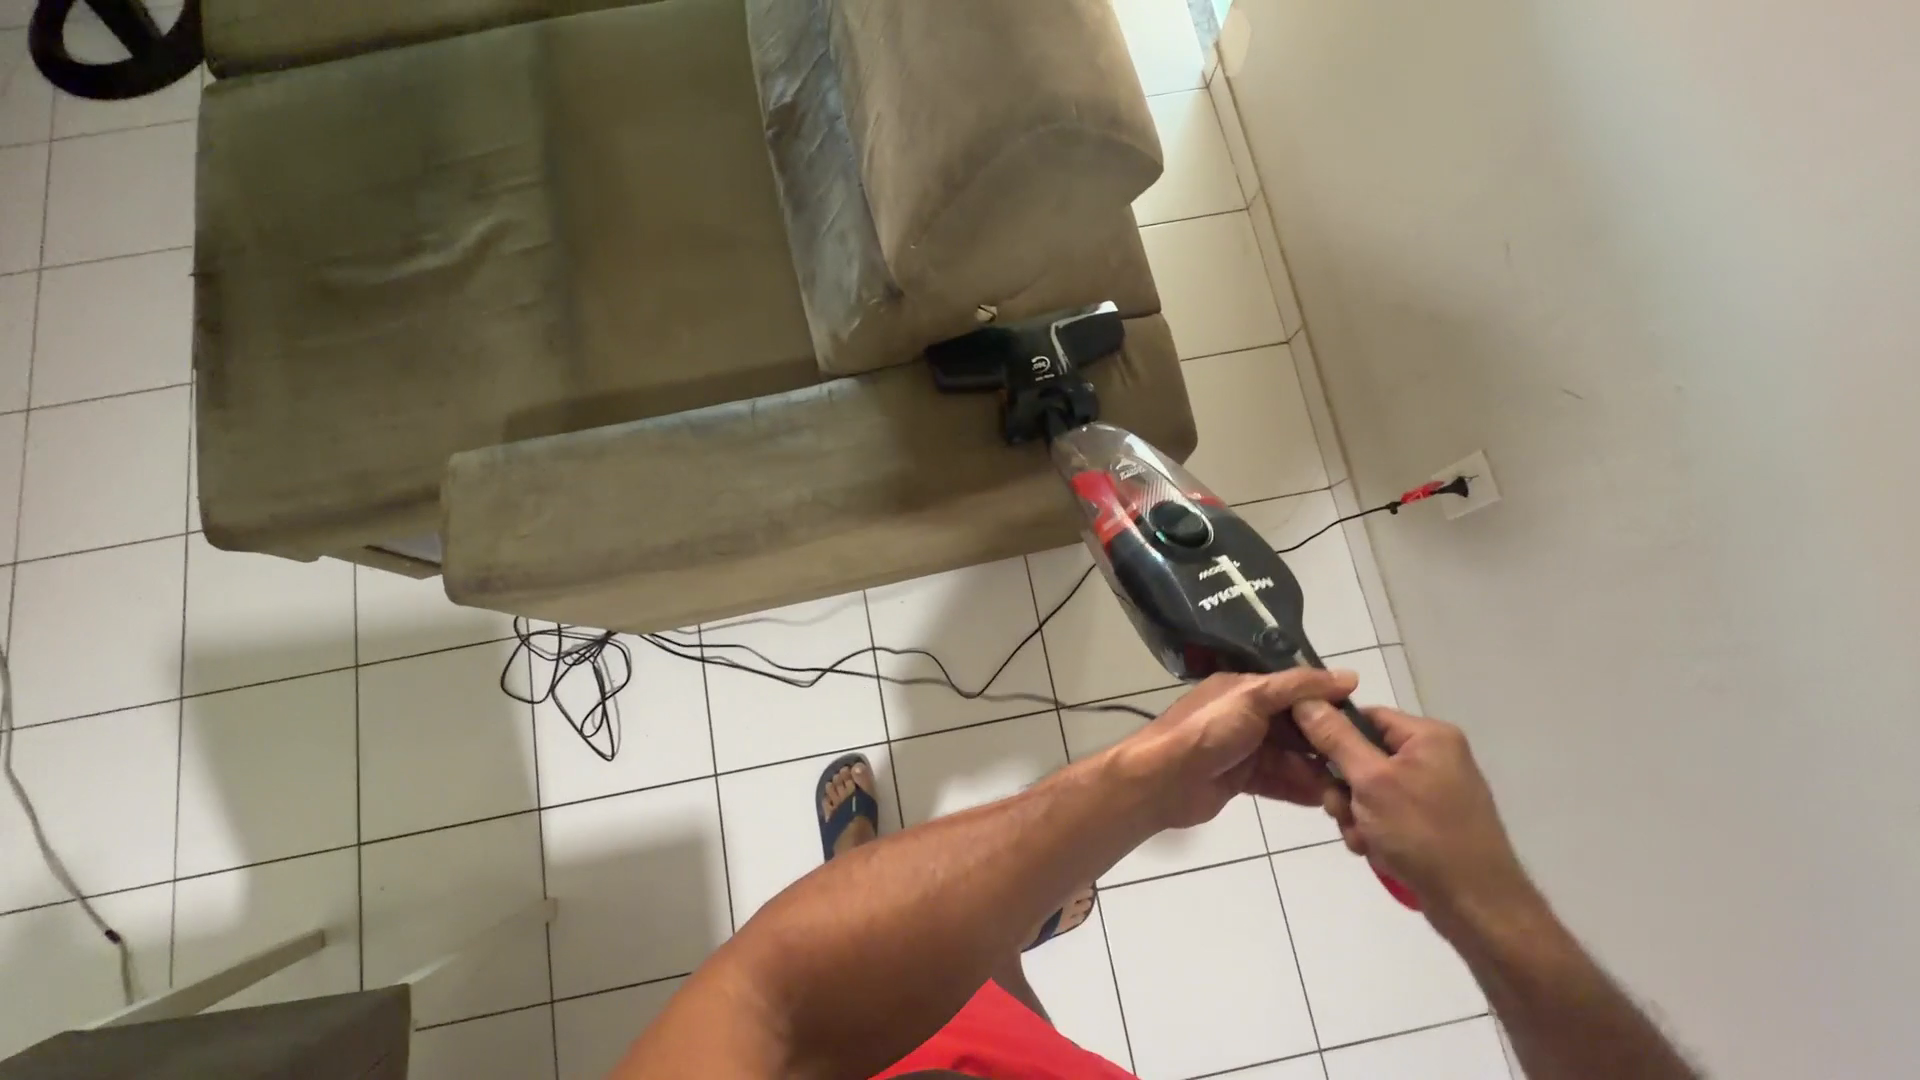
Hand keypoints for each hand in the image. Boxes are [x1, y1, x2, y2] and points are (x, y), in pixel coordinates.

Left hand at [1113, 668, 1357, 829]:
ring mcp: (1242, 749)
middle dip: (1325, 742)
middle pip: (1294, 727)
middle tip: (1362, 760)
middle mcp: (1244, 715)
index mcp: (1244, 688)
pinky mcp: (1239, 779)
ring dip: (1316, 770)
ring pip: (1289, 757)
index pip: (1294, 692)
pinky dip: (1299, 789)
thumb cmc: (1207, 730)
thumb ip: (1299, 686)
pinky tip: (1326, 800)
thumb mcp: (1253, 696)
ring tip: (1350, 785)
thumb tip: (1349, 676)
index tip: (1364, 722)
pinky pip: (1277, 781)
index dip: (1327, 705)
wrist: (1162, 779)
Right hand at [1293, 702, 1539, 932]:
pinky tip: (1375, 850)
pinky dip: (1371, 830)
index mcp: (1428, 736)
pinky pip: (1383, 812)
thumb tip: (1304, 698)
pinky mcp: (1428, 821)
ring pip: (1366, 789)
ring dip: (1353, 814)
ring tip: (1364, 839)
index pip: (1362, 716)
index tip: (1313, 763)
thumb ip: (1335, 738)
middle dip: (1343, 788)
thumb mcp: (1372, 781)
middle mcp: (1432, 756)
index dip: (1332, 736)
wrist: (1478, 908)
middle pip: (1360, 754)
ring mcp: (1432, 791)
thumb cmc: (1425, 834)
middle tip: (1343, 811)